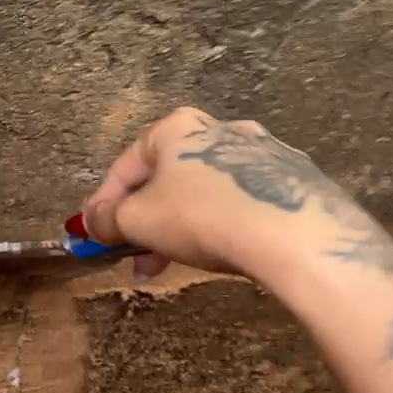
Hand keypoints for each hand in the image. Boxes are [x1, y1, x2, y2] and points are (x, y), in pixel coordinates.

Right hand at [82, 106, 367, 282]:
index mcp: (175, 127)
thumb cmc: (202, 218)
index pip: (124, 168)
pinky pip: (246, 205)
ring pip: (206, 193)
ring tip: (175, 265)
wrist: (302, 240)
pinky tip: (222, 254)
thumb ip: (105, 219)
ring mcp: (266, 154)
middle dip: (145, 221)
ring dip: (182, 227)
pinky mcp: (301, 183)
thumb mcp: (136, 221)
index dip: (103, 205)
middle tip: (134, 257)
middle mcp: (220, 129)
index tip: (94, 236)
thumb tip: (90, 222)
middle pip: (167, 180)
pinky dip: (225, 227)